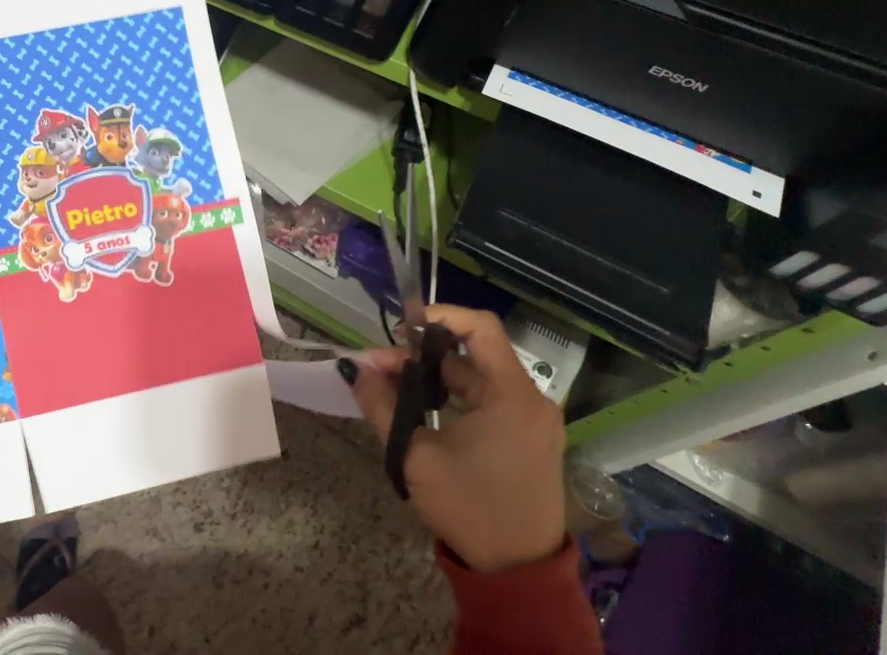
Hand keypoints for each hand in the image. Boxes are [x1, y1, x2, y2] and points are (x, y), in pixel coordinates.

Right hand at [346, 304, 566, 572]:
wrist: (517, 571)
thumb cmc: (469, 507)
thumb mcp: (414, 455)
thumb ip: (381, 404)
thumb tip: (354, 368)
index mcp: (511, 396)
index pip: (481, 328)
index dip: (439, 315)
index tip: (399, 328)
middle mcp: (529, 400)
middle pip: (471, 354)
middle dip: (419, 354)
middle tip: (376, 369)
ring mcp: (531, 420)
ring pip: (475, 377)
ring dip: (432, 376)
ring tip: (388, 388)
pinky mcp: (527, 438)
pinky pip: (486, 399)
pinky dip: (452, 395)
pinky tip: (418, 408)